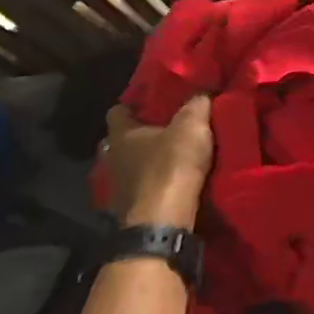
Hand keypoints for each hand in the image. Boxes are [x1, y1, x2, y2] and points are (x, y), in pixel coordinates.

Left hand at [101, 96, 213, 227]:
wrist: (161, 220)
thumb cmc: (171, 166)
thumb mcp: (192, 128)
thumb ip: (197, 106)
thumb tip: (201, 93)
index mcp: (121, 134)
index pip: (118, 111)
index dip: (134, 105)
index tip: (153, 102)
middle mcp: (112, 156)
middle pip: (121, 139)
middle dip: (140, 135)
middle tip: (166, 130)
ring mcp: (117, 184)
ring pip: (129, 164)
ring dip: (146, 161)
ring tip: (172, 157)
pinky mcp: (128, 206)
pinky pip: (139, 186)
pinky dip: (152, 182)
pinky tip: (170, 181)